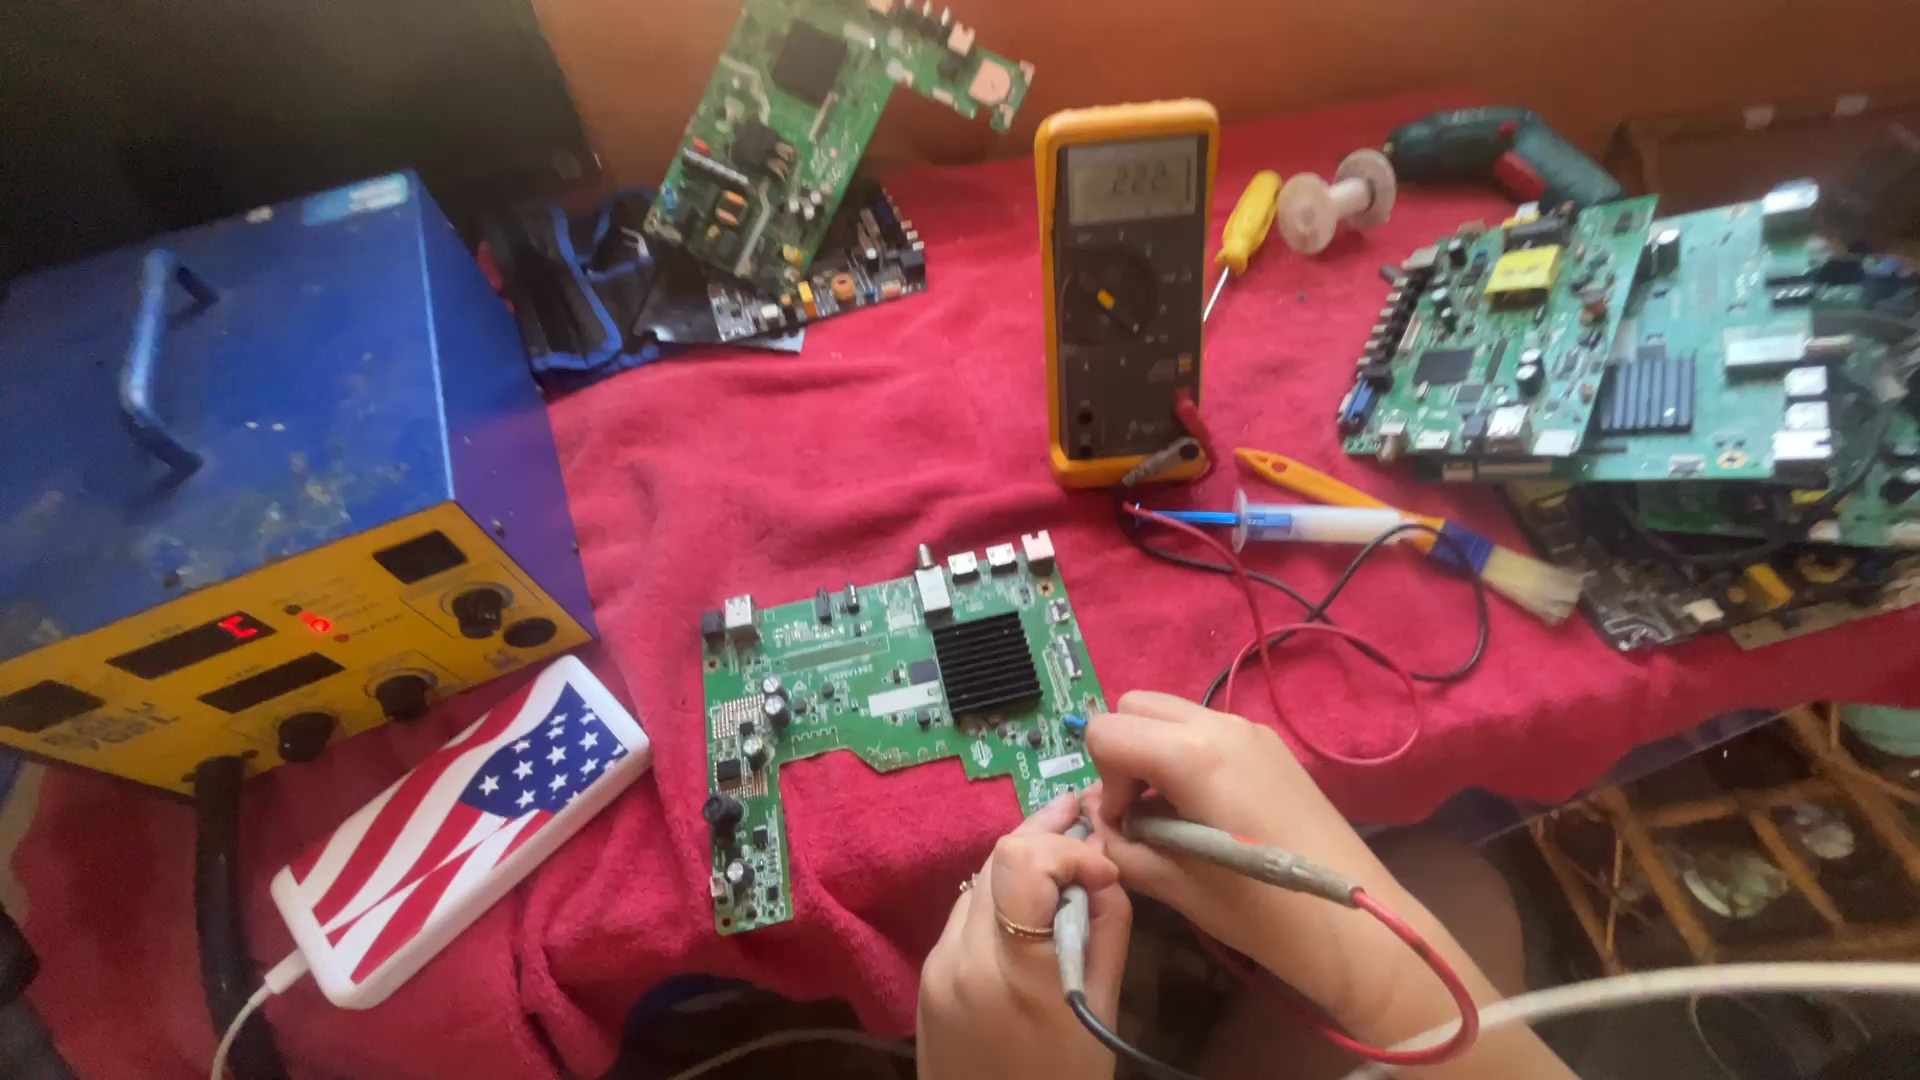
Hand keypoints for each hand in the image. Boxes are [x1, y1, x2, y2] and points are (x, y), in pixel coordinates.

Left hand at [917, 793, 1130, 1079]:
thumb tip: (1098, 861)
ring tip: (1060, 849)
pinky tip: (1026, 900)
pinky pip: (967, 908)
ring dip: (1021, 860)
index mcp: (1014, 972)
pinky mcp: (926, 968)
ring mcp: (937, 961)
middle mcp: (963, 956)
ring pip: (980, 876)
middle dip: (1043, 835)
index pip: (1019, 862)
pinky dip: (1000, 894)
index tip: (1098, 866)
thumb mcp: (1102, 1010)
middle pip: (998, 858)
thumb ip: (1105, 927)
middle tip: (1080, 816)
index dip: (1062, 846)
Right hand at [1081, 691, 1434, 1034]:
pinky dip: (1184, 751)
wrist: (1365, 932)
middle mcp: (1218, 724)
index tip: (1129, 826)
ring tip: (1174, 810)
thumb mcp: (1176, 886)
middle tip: (1144, 811)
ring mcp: (1248, 728)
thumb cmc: (1266, 917)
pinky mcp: (1268, 742)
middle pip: (1133, 706)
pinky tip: (1207, 806)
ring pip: (1168, 711)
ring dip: (1152, 749)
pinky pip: (1203, 726)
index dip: (1105, 781)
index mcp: (1193, 755)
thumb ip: (1120, 844)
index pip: (1106, 732)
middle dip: (1123, 753)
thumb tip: (1097, 819)